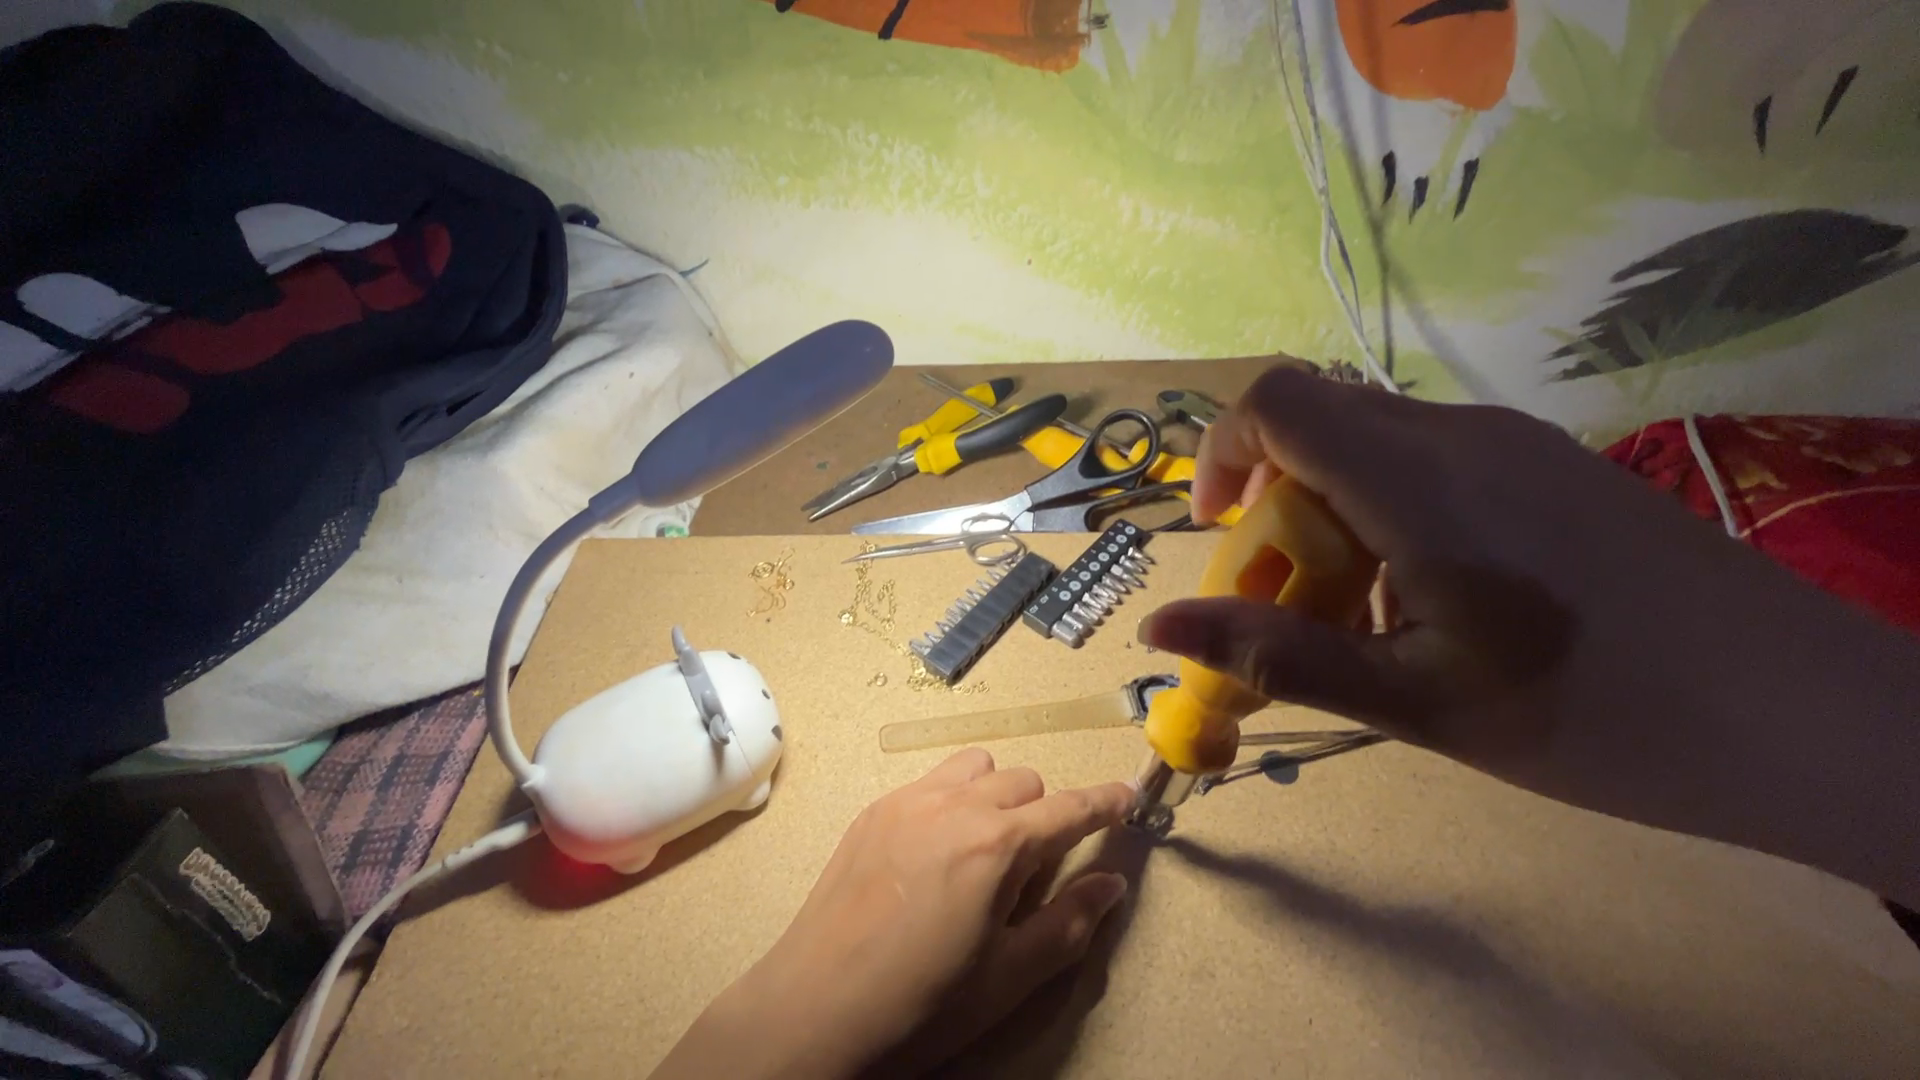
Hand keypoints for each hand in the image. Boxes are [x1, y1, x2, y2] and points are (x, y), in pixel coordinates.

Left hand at [652, 751, 1132, 1079]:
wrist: (814, 1007)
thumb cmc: (922, 1002)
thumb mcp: (1009, 977)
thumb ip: (1070, 922)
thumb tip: (1112, 881)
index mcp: (997, 846)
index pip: (1067, 810)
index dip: (1103, 802)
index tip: (1126, 795)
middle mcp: (955, 806)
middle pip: (1023, 781)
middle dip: (1043, 812)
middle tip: (1031, 867)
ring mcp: (908, 800)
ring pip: (975, 767)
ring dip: (996, 794)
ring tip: (984, 847)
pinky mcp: (874, 809)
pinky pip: (931, 781)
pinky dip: (952, 798)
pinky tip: (935, 849)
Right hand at [1140, 363, 1919, 906]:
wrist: (1816, 717)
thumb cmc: (1596, 716)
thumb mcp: (1411, 699)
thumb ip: (1275, 654)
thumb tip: (1157, 627)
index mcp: (1416, 481)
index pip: (1274, 401)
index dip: (1222, 454)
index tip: (1224, 535)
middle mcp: (1457, 434)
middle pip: (1316, 416)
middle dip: (1268, 493)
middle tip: (1288, 587)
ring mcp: (1510, 442)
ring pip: (1369, 435)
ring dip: (1326, 504)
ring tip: (1359, 603)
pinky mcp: (1546, 464)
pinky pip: (1426, 456)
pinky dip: (1382, 506)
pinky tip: (1429, 590)